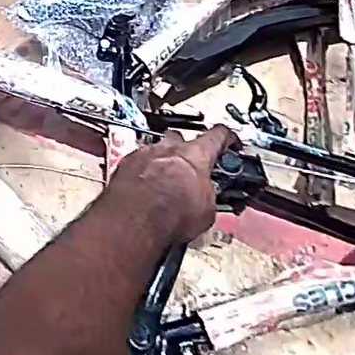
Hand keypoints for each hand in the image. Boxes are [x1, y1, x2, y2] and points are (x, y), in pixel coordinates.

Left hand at [104, 125, 236, 246]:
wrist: (135, 218)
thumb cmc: (171, 214)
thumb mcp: (207, 210)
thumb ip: (208, 193)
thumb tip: (205, 198)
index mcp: (195, 155)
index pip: (217, 136)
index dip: (225, 137)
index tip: (228, 138)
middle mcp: (169, 148)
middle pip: (180, 139)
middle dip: (185, 152)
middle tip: (188, 170)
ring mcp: (145, 153)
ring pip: (157, 150)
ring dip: (162, 163)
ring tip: (165, 183)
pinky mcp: (126, 163)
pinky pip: (138, 162)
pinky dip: (143, 172)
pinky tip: (146, 188)